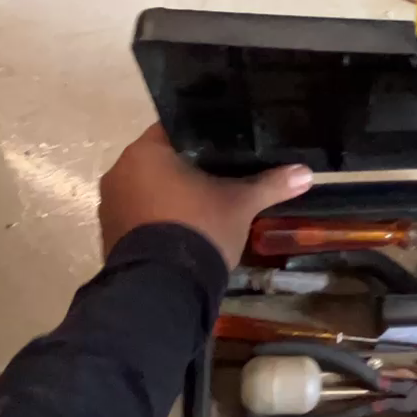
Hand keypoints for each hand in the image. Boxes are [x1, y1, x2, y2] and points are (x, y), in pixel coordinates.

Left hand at [98, 125, 312, 263]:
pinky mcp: (110, 233)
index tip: (227, 147)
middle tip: (221, 176)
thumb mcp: (242, 204)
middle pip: (162, 160)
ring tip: (204, 204)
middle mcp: (120, 170)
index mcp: (146, 151)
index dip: (205, 137)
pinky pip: (139, 213)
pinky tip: (183, 228)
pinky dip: (158, 217)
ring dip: (170, 194)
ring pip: (148, 187)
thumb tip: (307, 173)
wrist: (164, 287)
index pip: (178, 129)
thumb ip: (271, 184)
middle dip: (188, 168)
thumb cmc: (200, 228)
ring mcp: (110, 203)